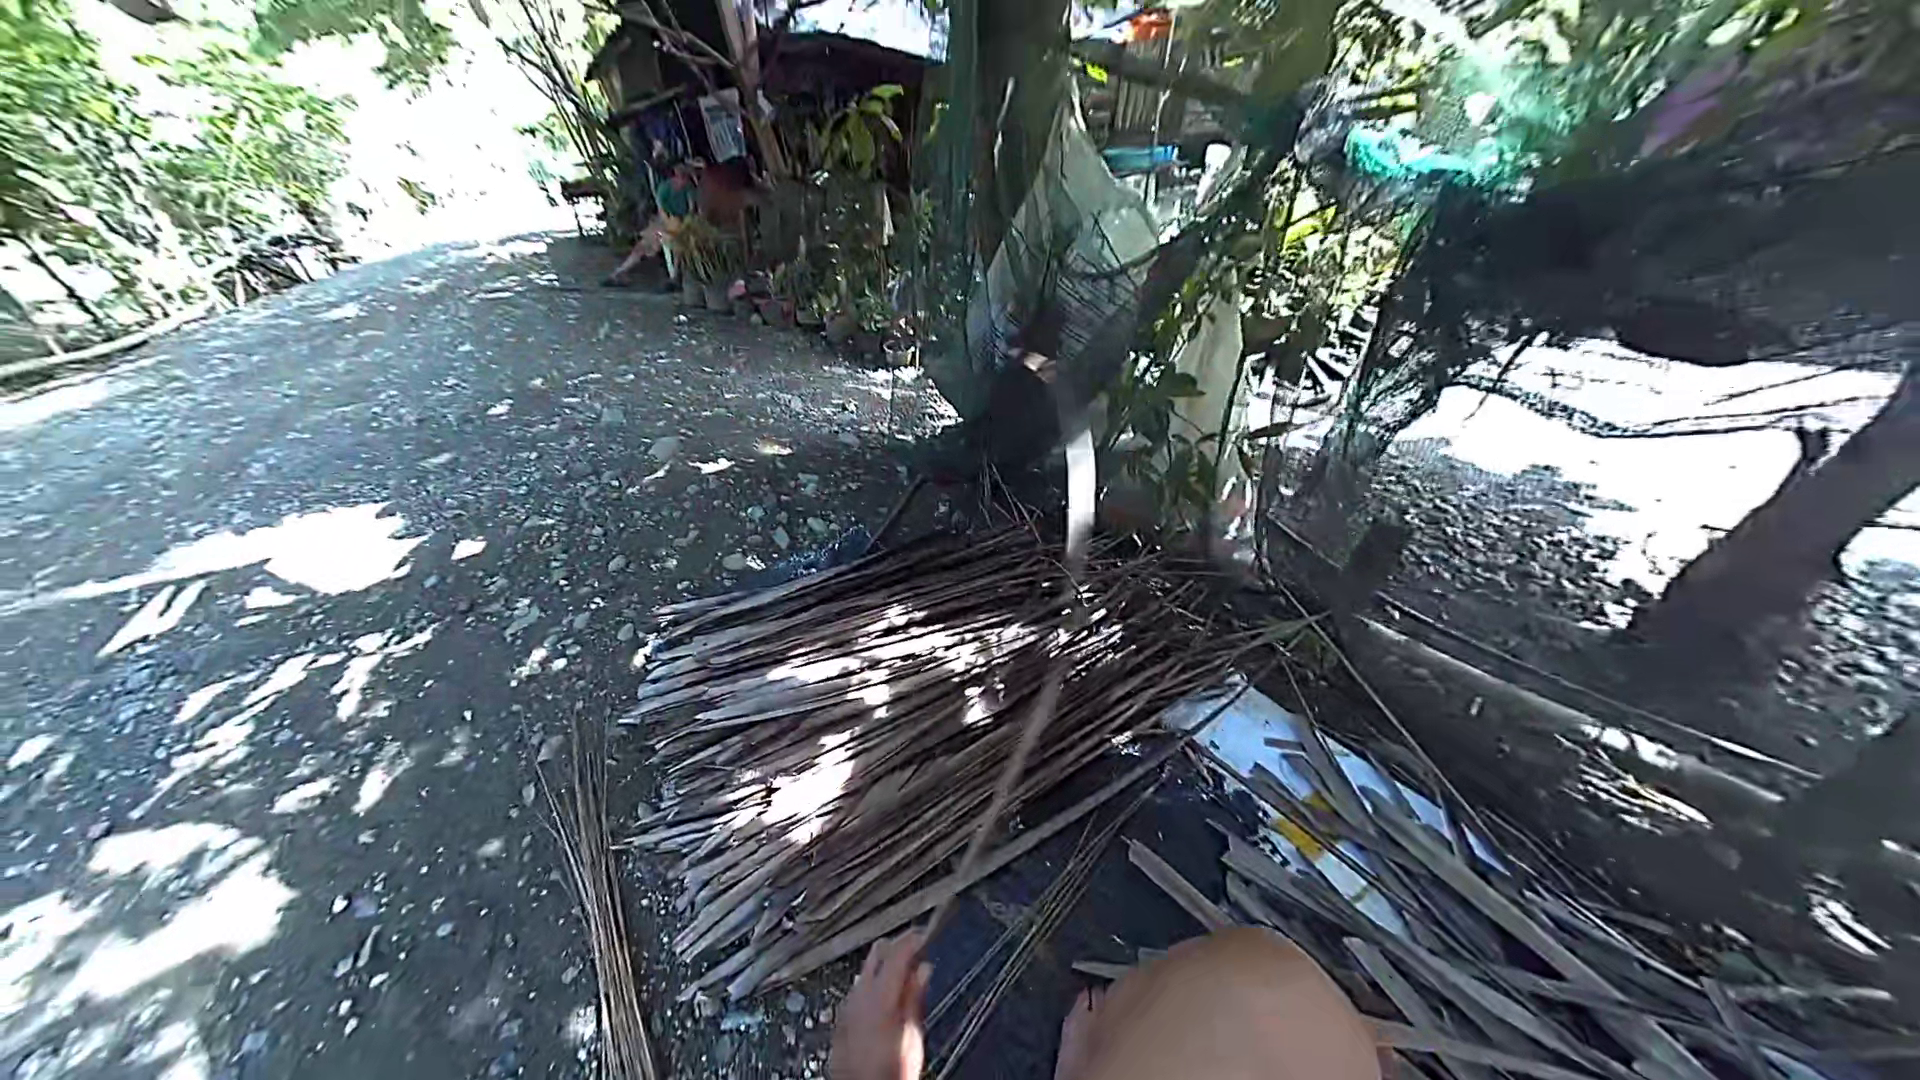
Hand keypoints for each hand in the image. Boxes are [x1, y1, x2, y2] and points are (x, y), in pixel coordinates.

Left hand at [829, 931, 930, 1079]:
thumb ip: (915, 997)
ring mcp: (848, 1004)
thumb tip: (923, 968)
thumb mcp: (912, 1037)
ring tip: (905, 977)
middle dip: (899, 946)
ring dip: (886, 965)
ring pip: (868, 967)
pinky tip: (887, 997)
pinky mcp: (841, 1017)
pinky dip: (874, 982)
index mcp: (881, 995)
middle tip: (918, 953)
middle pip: (879, 951)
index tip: (926, 934)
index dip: (914, 938)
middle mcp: (860, 993)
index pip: (898, 950)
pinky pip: (859, 987)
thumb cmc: (890, 1074)